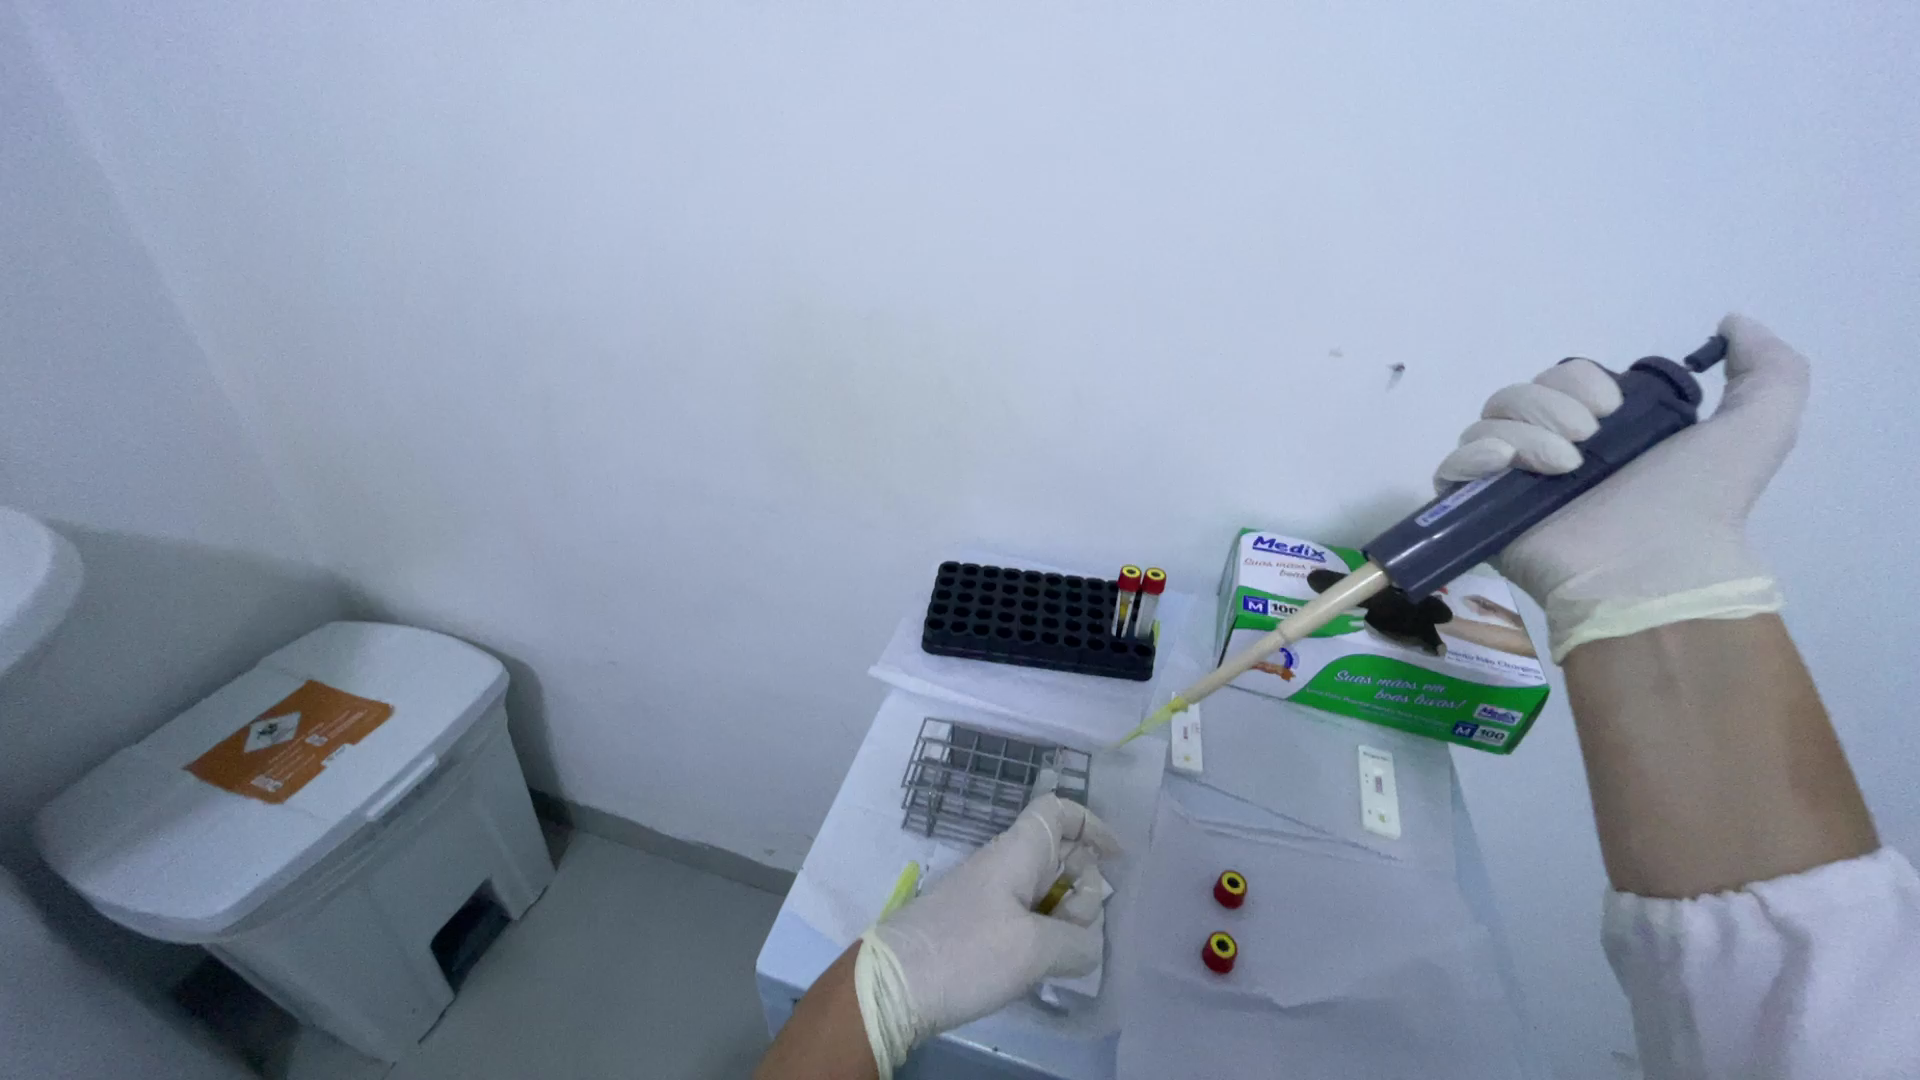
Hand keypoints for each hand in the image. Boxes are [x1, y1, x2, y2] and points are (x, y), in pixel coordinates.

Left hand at [853, 794, 1120, 1073]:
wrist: (895, 982)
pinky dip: (1044, 936)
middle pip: (1062, 855)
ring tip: (1052, 956)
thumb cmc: (967, 951)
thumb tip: (1087, 943)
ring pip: (1047, 891)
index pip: (1060, 810)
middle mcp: (1007, 862)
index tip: (1118, 858)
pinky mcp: (980, 922)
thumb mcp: (1035, 949)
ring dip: (1064, 920)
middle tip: (1077, 929)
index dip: (1093, 824)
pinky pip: (1027, 916)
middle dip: (1083, 889)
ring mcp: (992, 892)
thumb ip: (1077, 942)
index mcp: (1019, 849)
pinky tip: (1037, 967)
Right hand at [1434, 314, 1808, 659]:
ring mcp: (1505, 481)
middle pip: (1513, 397)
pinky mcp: (1473, 509)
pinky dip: (1472, 458)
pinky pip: (1450, 466)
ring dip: (1522, 436)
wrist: (1650, 565)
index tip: (1610, 412)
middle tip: (1586, 443)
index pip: (1555, 379)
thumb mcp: (1759, 425)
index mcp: (1595, 430)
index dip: (1577, 383)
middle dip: (1548, 408)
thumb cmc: (1696, 500)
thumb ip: (1767, 366)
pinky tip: (1505, 468)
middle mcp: (1544, 449)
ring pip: (1483, 426)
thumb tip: (1732, 320)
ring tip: (1560, 469)